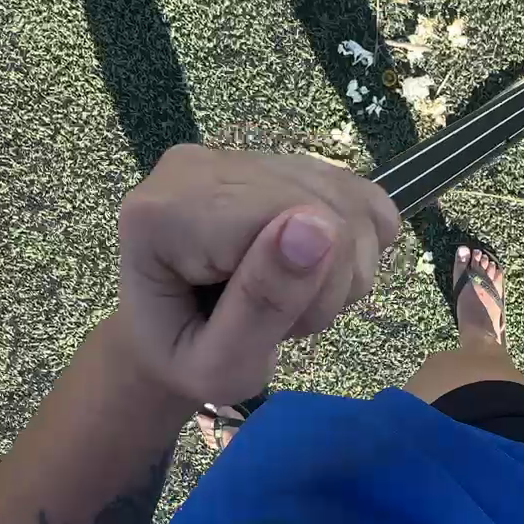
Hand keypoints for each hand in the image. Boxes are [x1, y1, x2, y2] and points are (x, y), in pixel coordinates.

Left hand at [117, 144, 398, 404]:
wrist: (172, 339)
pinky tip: (318, 268)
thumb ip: (263, 303)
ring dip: (344, 266)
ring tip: (292, 296)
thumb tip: (319, 226)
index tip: (275, 327)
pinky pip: (354, 192)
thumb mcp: (219, 367)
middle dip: (331, 278)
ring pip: (349, 198)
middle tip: (285, 318)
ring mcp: (240, 156)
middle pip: (326, 203)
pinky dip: (357, 243)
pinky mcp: (277, 160)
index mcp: (166, 213)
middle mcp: (199, 166)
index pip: (292, 214)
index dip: (313, 280)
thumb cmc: (186, 364)